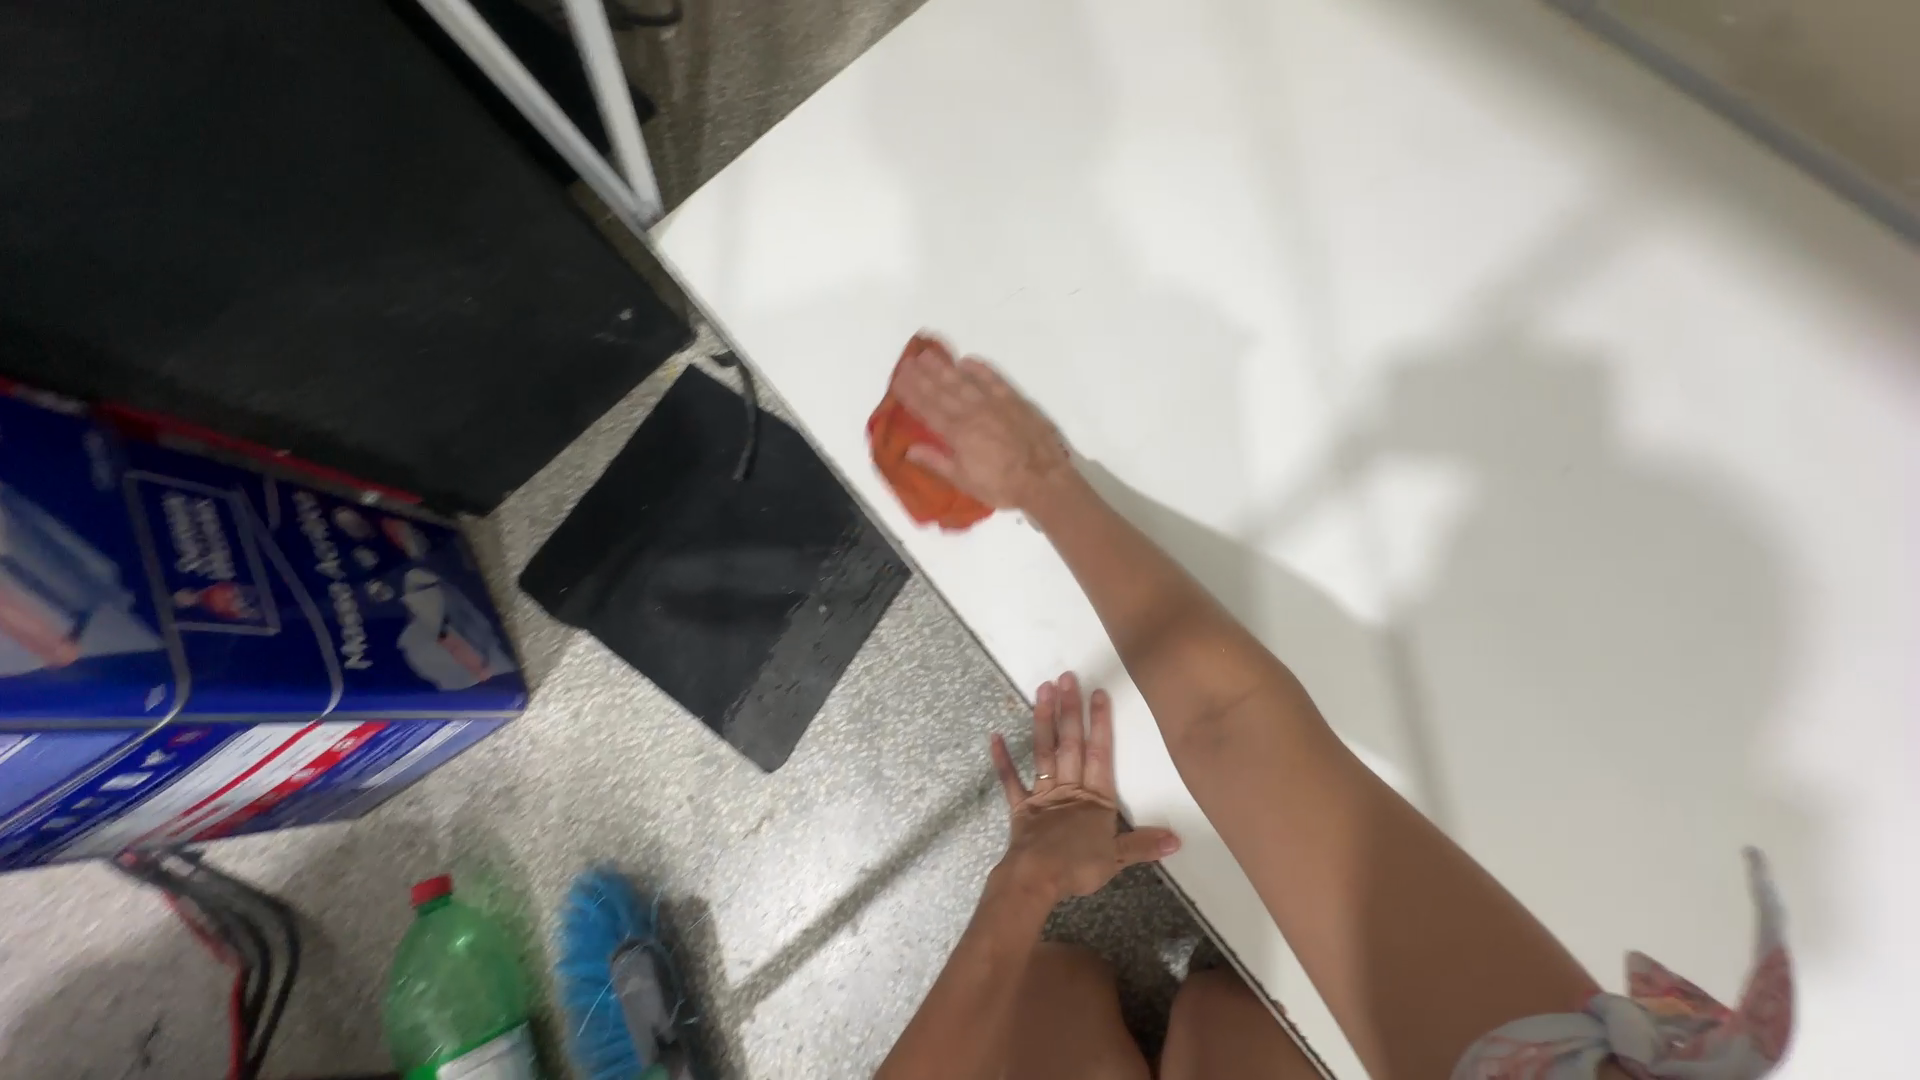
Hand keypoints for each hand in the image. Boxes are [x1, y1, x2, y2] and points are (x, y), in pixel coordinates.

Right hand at [892, 336, 1073, 511]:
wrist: (1042, 479)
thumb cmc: (1001, 486)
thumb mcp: (964, 481)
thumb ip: (936, 462)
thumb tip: (909, 449)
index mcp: (957, 434)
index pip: (928, 410)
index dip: (911, 394)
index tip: (897, 380)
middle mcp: (971, 413)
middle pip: (942, 391)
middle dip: (922, 376)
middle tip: (907, 361)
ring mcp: (993, 404)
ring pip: (963, 381)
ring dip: (944, 367)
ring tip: (928, 355)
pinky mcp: (1014, 401)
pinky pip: (993, 380)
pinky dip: (980, 369)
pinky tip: (967, 360)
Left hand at [989, 673, 1179, 904]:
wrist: (1036, 879)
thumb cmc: (1077, 867)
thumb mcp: (1117, 858)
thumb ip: (1143, 844)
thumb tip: (1177, 839)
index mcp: (1095, 799)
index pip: (1099, 754)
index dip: (1100, 723)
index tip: (1098, 694)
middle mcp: (1070, 789)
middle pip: (1071, 743)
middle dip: (1070, 709)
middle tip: (1067, 677)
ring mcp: (1043, 795)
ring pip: (1044, 751)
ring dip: (1043, 720)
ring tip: (1041, 689)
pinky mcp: (1021, 807)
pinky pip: (1010, 781)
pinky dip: (1002, 760)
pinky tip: (995, 736)